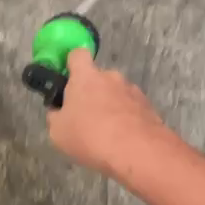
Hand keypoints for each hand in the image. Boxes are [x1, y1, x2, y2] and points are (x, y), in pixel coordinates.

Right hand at [47, 50, 171, 175]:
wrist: (137, 150)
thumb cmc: (90, 136)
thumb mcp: (58, 131)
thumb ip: (56, 115)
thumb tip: (59, 111)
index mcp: (86, 76)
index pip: (78, 55)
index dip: (71, 64)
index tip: (67, 80)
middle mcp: (111, 77)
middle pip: (97, 78)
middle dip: (91, 93)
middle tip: (84, 117)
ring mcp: (132, 90)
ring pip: (115, 93)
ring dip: (110, 106)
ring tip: (106, 133)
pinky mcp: (147, 105)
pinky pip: (131, 107)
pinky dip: (125, 117)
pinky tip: (122, 138)